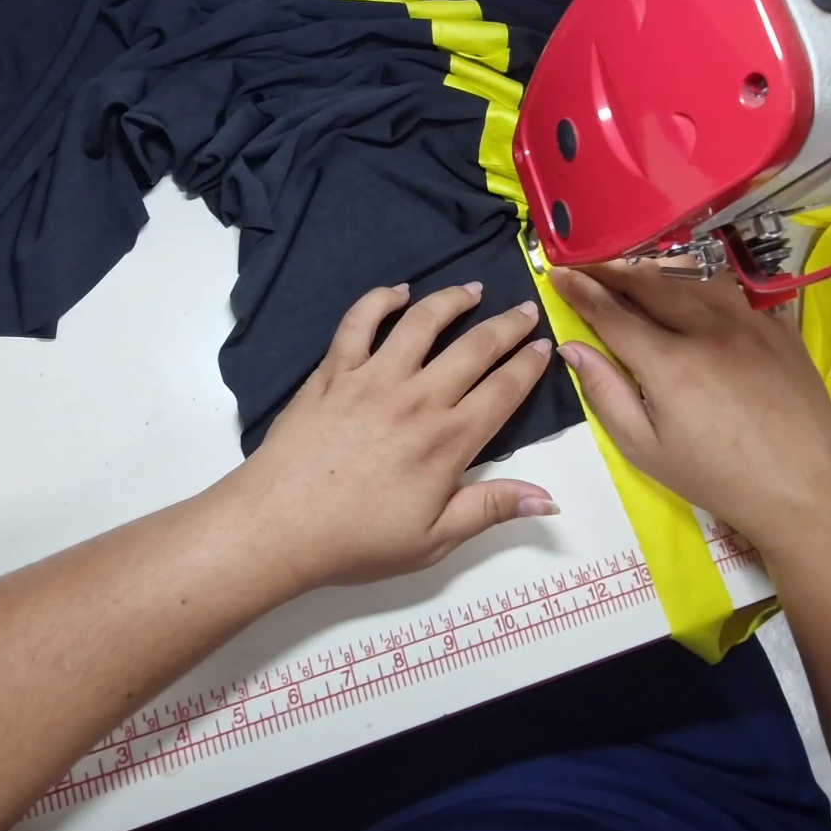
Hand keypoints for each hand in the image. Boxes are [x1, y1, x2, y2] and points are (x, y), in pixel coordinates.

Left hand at [226, 282, 557, 588]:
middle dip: (507, 325)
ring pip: (422, 323)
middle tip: (524, 309)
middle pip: (474, 348)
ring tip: (471, 289)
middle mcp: (417, 398)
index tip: (544, 346)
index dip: (528, 366)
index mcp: (447, 440)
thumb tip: (549, 498)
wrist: (280, 525)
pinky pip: (358, 322)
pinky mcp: (334, 371)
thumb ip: (491, 510)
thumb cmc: (358, 539)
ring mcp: (373, 378)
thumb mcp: (434, 540)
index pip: (503, 391)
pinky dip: (379, 300)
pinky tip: (397, 291)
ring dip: (451, 301)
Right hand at [551, 263, 830, 550]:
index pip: (612, 312)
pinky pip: (733, 290)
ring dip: (656, 269)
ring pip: (693, 276)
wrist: (801, 490)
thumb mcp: (644, 448)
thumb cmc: (714, 476)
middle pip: (649, 283)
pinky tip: (692, 288)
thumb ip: (605, 392)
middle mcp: (708, 330)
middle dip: (612, 269)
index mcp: (669, 363)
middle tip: (588, 263)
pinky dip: (702, 282)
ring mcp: (749, 323)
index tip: (558, 273)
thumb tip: (572, 348)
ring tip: (635, 269)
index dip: (581, 290)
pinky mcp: (779, 328)